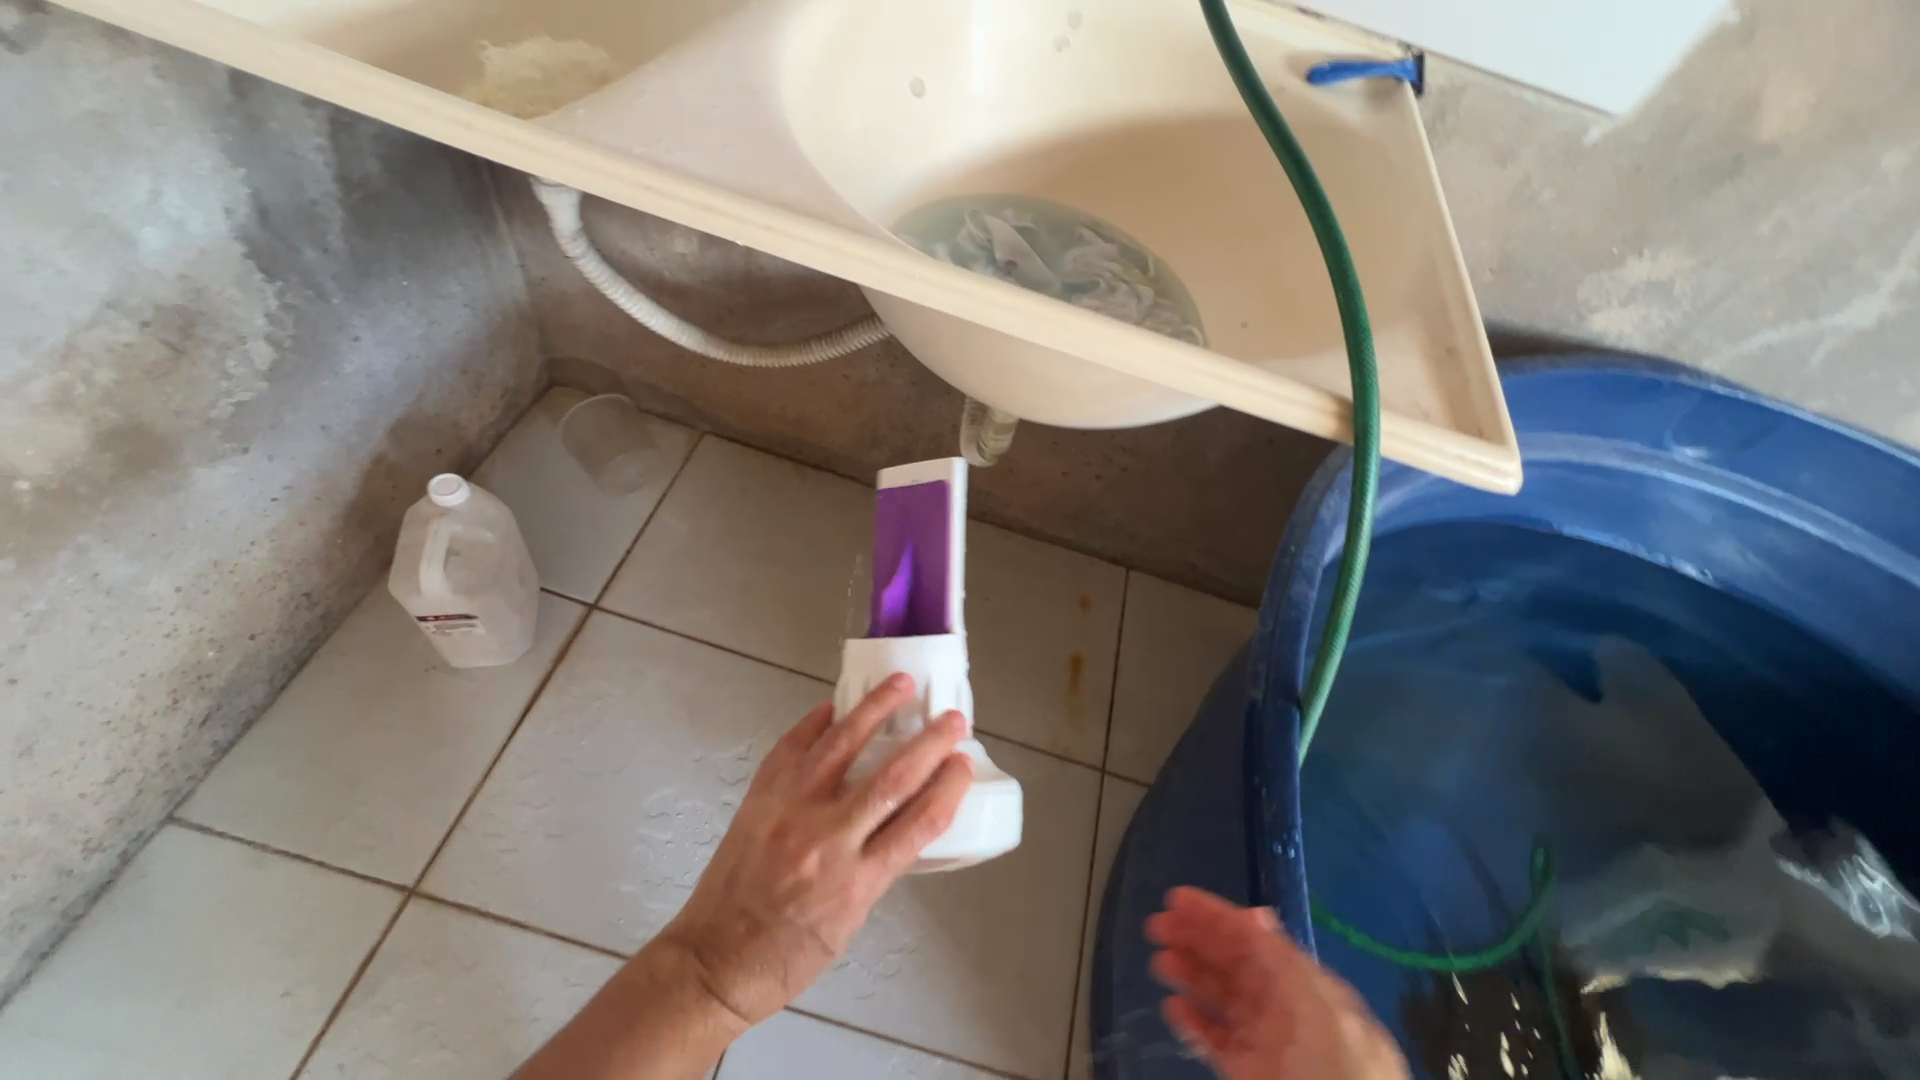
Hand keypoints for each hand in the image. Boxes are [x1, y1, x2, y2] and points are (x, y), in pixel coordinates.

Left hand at [656, 675, 972, 1027]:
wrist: (714, 961)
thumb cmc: (789, 955)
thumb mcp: (851, 920)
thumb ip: (878, 867)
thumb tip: (900, 821)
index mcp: (857, 881)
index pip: (920, 822)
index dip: (949, 786)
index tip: (964, 763)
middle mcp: (828, 839)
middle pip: (892, 778)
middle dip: (929, 743)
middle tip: (951, 718)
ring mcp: (791, 811)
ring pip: (842, 746)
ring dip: (876, 709)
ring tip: (899, 684)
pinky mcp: (761, 797)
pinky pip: (793, 747)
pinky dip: (817, 722)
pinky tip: (836, 706)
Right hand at [1147, 887, 1407, 1079]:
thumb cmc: (1341, 1071)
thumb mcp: (1319, 1011)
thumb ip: (1284, 963)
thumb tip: (1255, 914)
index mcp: (1307, 988)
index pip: (1256, 941)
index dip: (1217, 917)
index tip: (1177, 899)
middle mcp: (1286, 1011)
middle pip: (1235, 966)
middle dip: (1197, 941)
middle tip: (1157, 925)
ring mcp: (1268, 1046)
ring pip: (1222, 1000)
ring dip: (1191, 976)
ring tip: (1160, 962)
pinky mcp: (1250, 1076)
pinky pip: (1217, 1042)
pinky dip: (1194, 1023)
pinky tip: (1173, 1008)